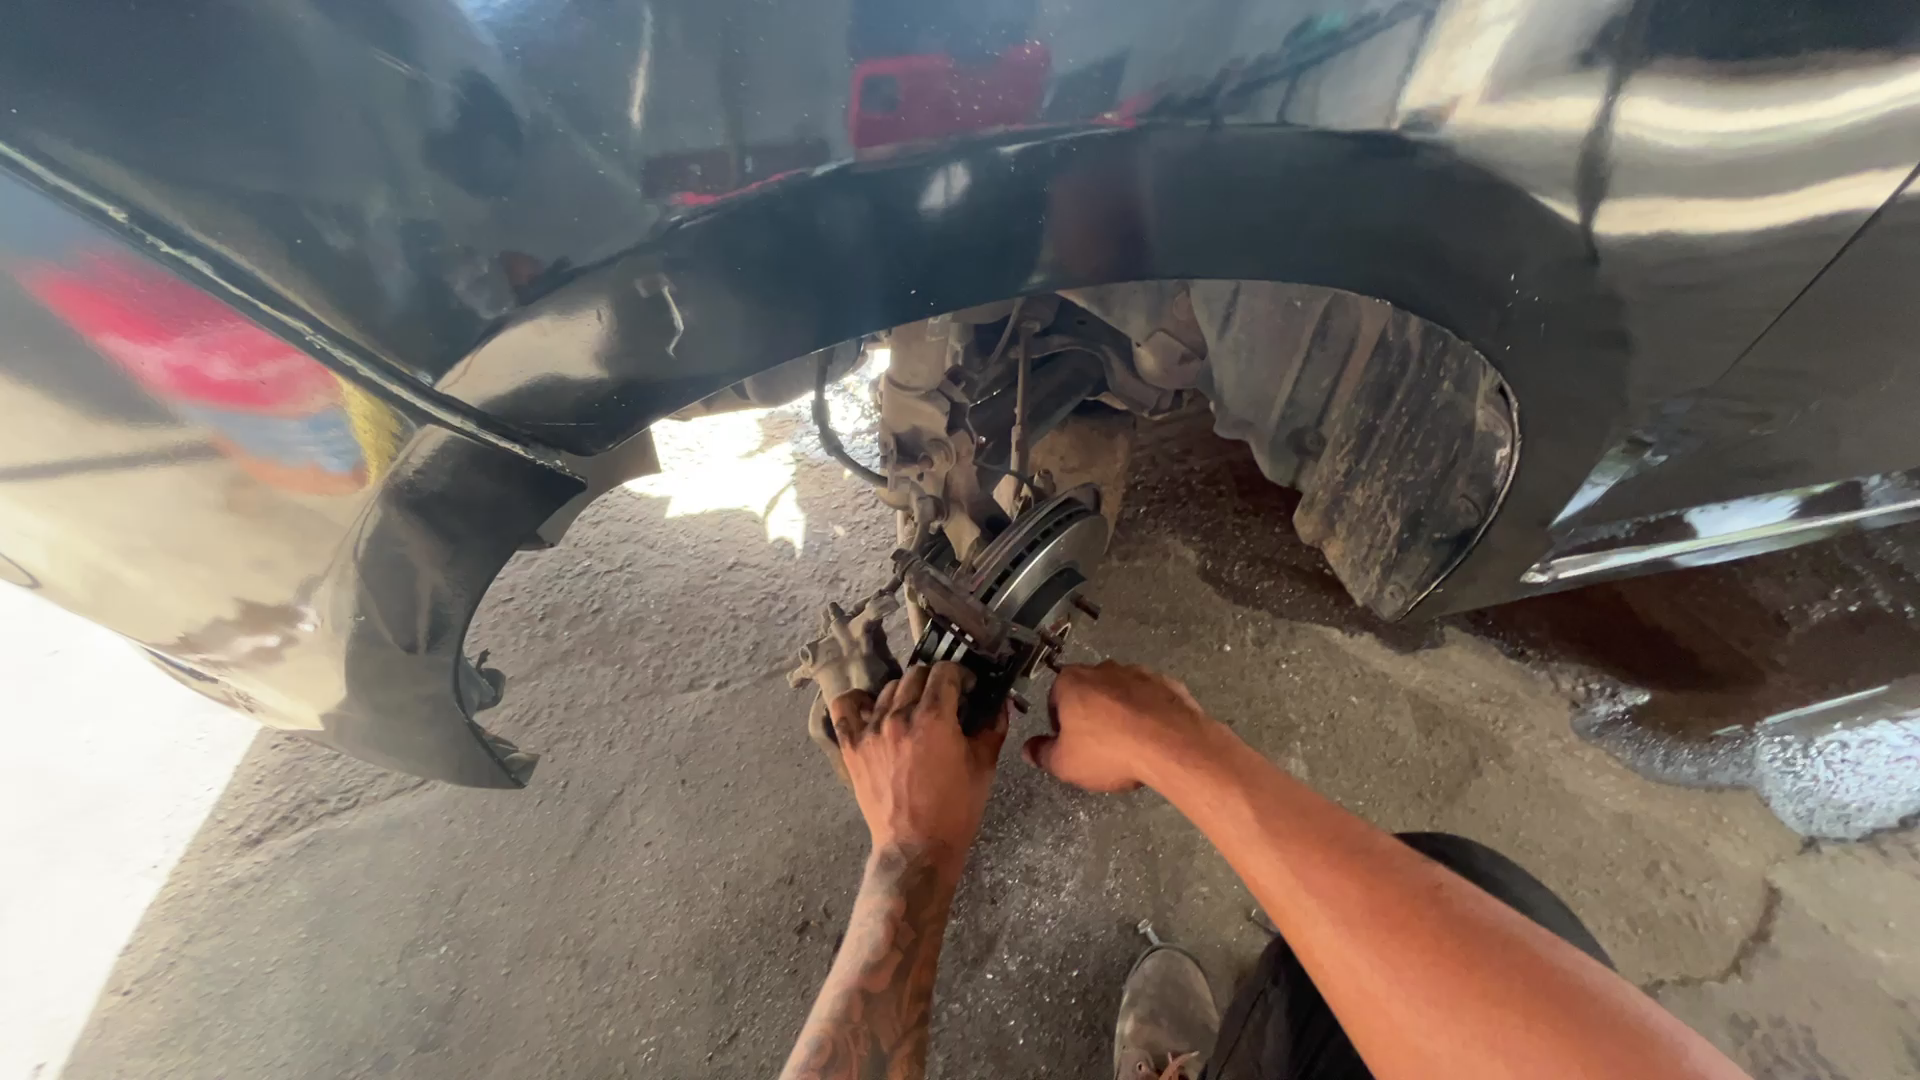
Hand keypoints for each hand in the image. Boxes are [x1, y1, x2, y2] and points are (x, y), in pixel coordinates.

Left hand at [827, 663, 1008, 870]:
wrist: (917, 848)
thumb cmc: (956, 809)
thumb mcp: (984, 765)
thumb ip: (993, 726)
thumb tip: (1000, 702)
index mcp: (934, 718)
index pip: (945, 671)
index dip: (961, 675)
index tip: (967, 688)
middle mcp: (899, 716)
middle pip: (916, 674)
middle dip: (935, 681)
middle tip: (945, 700)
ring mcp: (871, 730)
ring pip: (887, 688)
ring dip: (905, 692)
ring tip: (914, 711)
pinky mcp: (852, 746)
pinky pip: (845, 707)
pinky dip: (858, 701)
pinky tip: (872, 709)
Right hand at [1025, 660, 1222, 791]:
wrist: (1171, 745)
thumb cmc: (1109, 751)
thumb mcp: (1065, 764)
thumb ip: (1042, 754)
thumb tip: (1027, 749)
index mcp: (1071, 681)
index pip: (1055, 700)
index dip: (1060, 725)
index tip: (1071, 745)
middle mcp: (1103, 669)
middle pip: (1089, 693)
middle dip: (1091, 716)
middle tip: (1099, 748)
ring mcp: (1138, 672)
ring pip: (1121, 694)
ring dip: (1121, 713)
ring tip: (1129, 745)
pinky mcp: (1167, 683)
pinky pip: (1151, 699)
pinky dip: (1149, 714)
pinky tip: (1152, 738)